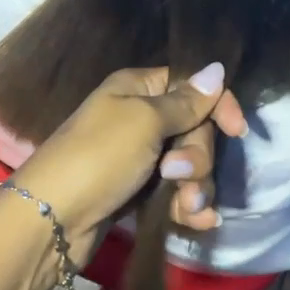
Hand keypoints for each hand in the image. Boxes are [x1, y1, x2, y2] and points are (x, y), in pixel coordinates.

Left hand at [10, 64, 247, 264]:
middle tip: (175, 172)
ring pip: (190, 165)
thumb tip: (217, 68)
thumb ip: (185, 102)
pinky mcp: (139, 192)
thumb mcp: (144, 121)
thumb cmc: (99, 156)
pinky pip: (178, 193)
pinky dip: (189, 207)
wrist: (52, 218)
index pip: (192, 85)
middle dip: (198, 156)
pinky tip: (195, 221)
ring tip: (184, 207)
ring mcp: (140, 156)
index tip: (238, 131)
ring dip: (196, 186)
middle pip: (195, 128)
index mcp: (138, 87)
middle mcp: (140, 116)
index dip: (218, 105)